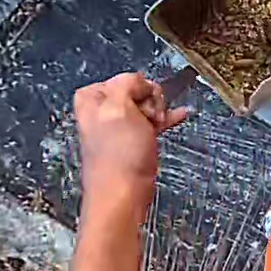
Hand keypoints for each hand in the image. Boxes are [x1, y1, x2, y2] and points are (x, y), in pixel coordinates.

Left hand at [73, 73, 190, 196]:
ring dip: (160, 109)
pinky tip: (179, 115)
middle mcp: (102, 112)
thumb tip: (140, 81)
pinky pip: (152, 122)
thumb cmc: (118, 157)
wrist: (123, 193)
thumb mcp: (119, 107)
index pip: (124, 78)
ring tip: (164, 120)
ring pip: (147, 106)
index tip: (146, 101)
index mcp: (92, 99)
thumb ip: (126, 84)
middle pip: (137, 91)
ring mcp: (118, 128)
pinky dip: (166, 118)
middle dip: (151, 99)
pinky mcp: (133, 142)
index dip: (140, 87)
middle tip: (151, 115)